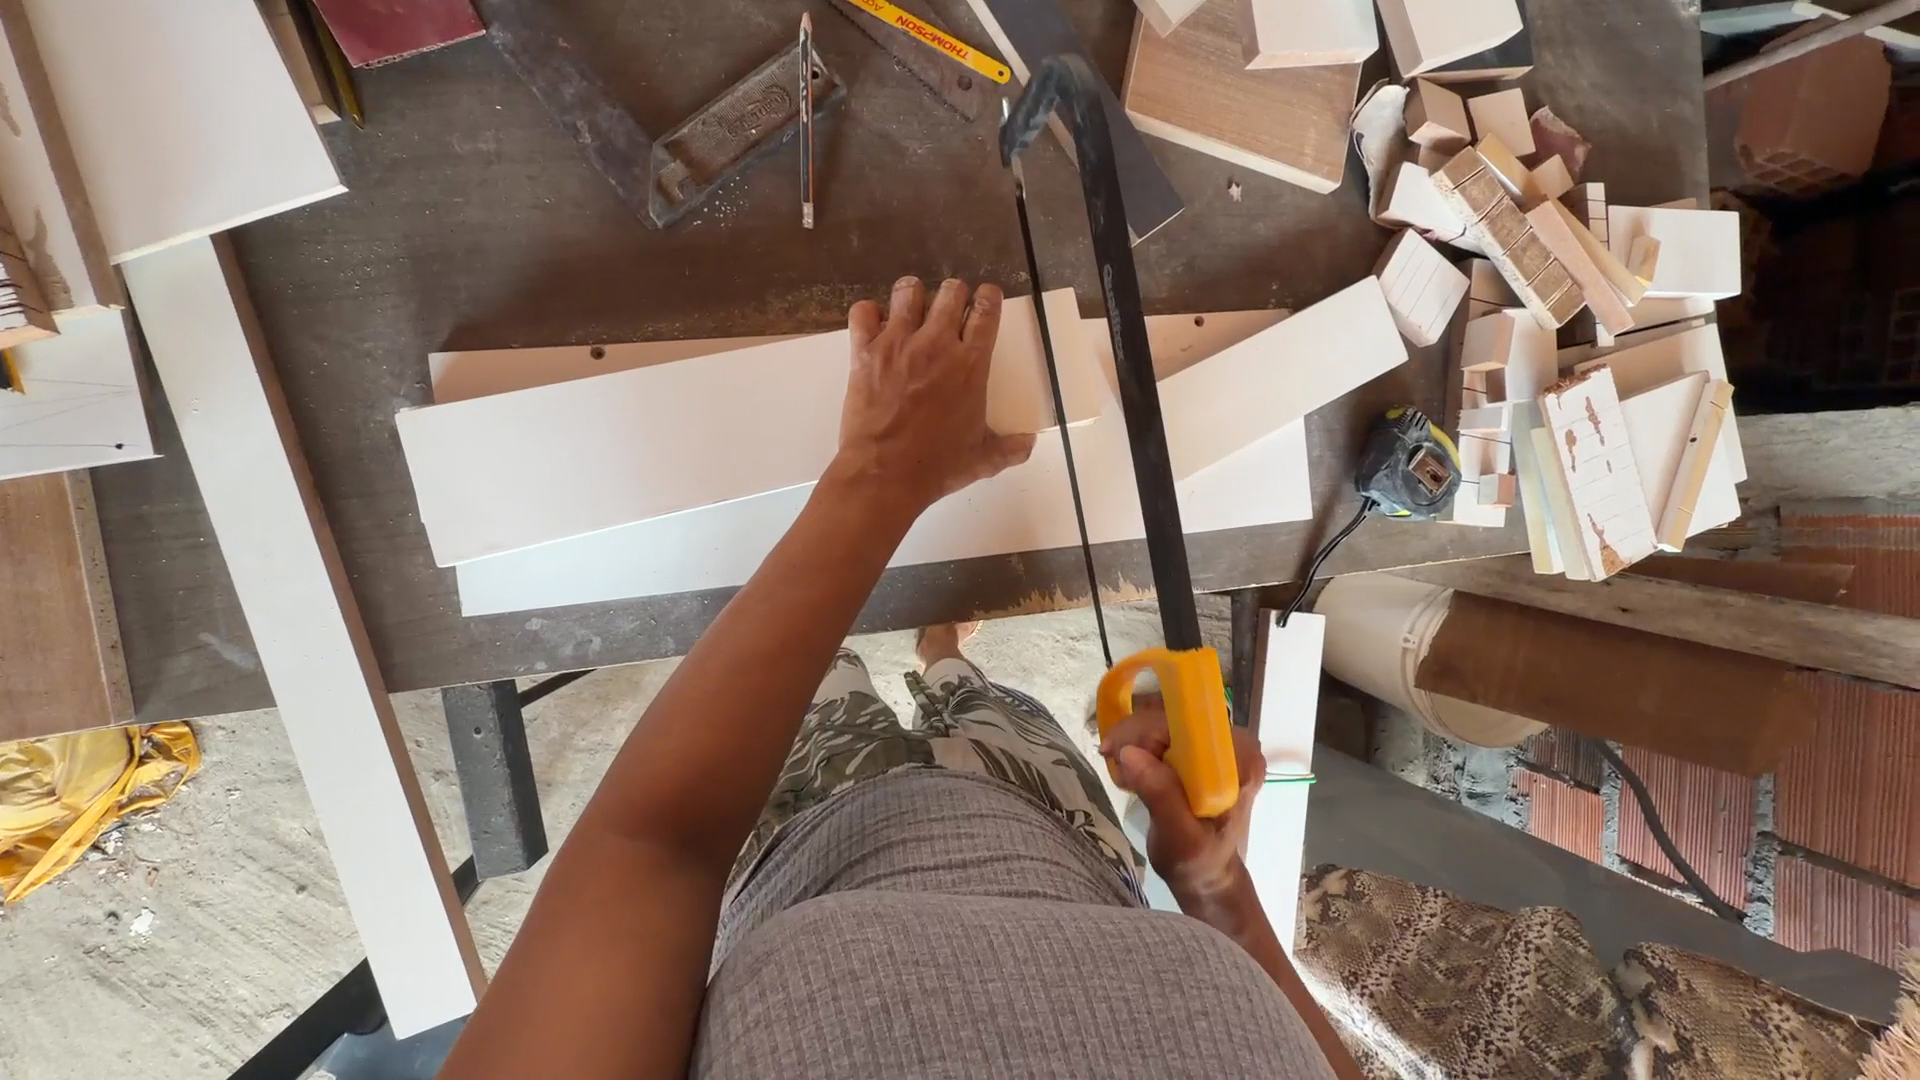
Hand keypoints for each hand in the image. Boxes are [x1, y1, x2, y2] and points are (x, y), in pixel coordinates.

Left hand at [828, 277, 1035, 518]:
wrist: (885, 473)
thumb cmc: (937, 466)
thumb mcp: (982, 460)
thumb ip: (1010, 449)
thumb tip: (1030, 443)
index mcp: (970, 364)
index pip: (986, 311)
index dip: (988, 299)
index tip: (986, 300)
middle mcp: (936, 344)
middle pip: (951, 292)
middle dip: (954, 294)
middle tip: (950, 309)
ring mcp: (898, 343)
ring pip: (908, 291)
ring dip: (913, 296)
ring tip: (912, 310)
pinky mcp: (864, 352)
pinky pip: (863, 312)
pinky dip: (868, 314)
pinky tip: (874, 326)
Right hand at [1101, 697, 1263, 901]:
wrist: (1207, 875)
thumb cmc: (1196, 862)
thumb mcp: (1178, 838)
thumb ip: (1160, 796)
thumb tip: (1129, 753)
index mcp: (1239, 762)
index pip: (1187, 724)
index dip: (1147, 731)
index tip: (1116, 752)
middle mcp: (1235, 745)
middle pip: (1174, 717)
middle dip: (1137, 736)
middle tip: (1111, 760)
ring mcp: (1220, 744)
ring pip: (1165, 720)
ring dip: (1135, 740)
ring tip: (1121, 770)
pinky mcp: (1205, 747)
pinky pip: (1166, 729)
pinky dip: (1142, 744)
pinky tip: (1133, 768)